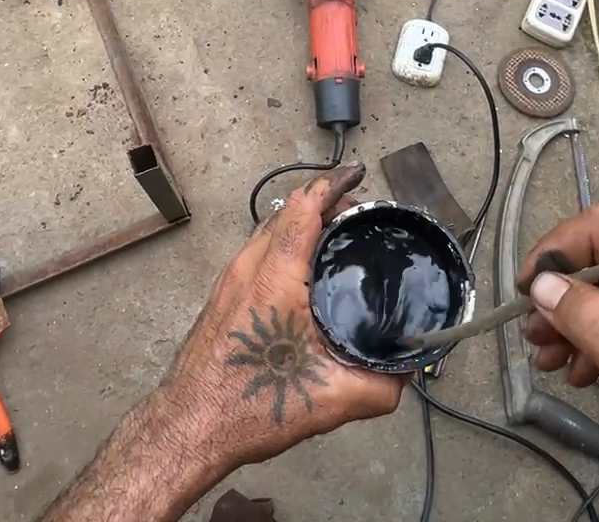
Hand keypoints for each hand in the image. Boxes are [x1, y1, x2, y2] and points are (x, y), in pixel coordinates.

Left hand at [159, 162, 403, 471]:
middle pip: (288, 210)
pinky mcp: (222, 293)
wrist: (189, 424)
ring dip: (302, 220)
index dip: (334, 183)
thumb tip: (409, 371)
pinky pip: (257, 249)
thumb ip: (381, 385)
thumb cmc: (252, 404)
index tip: (359, 174)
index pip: (306, 206)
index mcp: (276, 274)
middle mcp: (249, 264)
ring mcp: (230, 276)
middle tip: (358, 211)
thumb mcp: (330, 399)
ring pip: (269, 228)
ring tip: (334, 233)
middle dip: (324, 200)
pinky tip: (301, 268)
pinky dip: (284, 241)